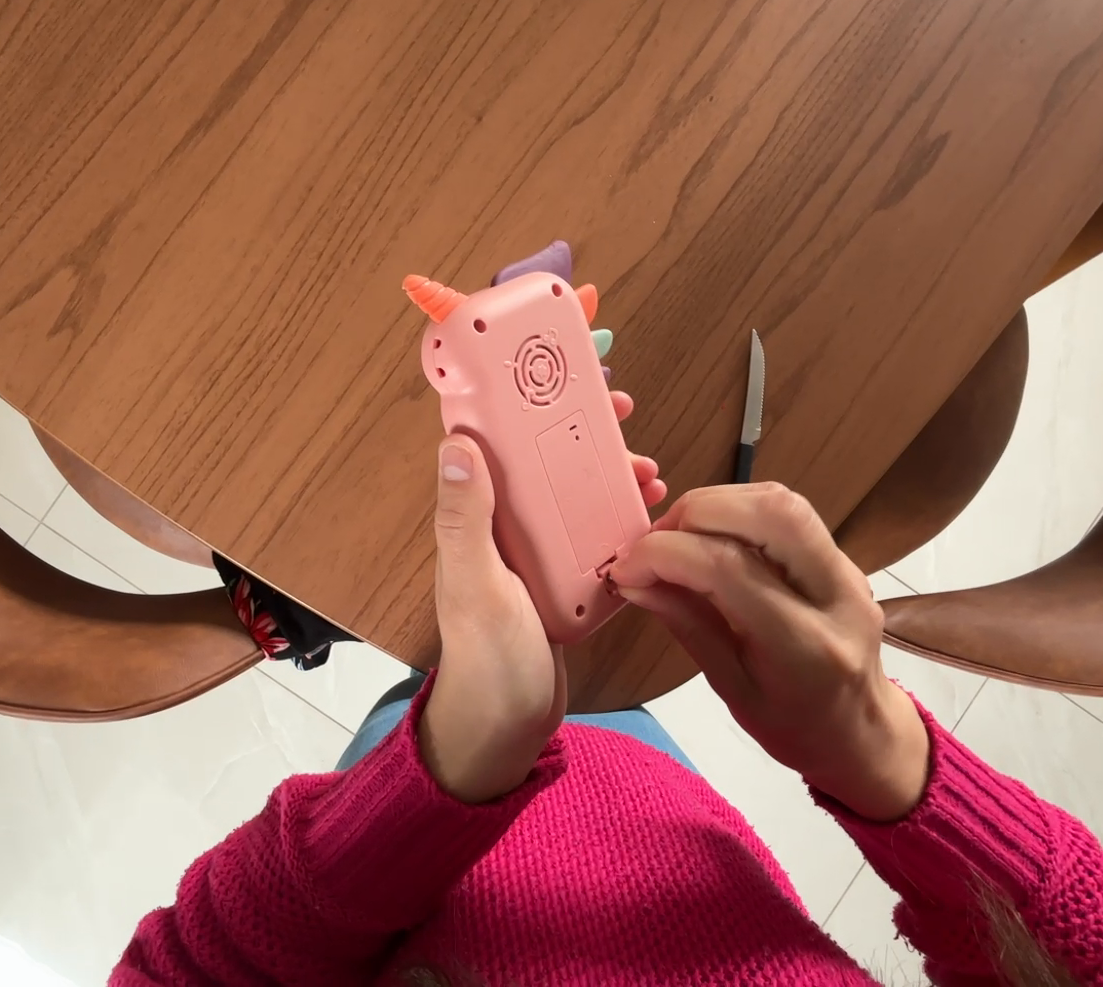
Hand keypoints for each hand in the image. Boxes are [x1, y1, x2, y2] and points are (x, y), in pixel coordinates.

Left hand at [420, 392, 662, 802]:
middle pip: (540, 458)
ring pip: (572, 491)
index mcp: (477, 519)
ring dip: (606, 470)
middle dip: (577, 427)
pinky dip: (619, 514)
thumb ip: (466, 520)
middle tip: (619, 409)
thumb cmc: (487, 661)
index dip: (519, 401)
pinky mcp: (563, 577)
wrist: (506, 729)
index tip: (557, 373)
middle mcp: (504, 526)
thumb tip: (455, 441)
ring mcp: (536, 552)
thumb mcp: (476, 586)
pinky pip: (593, 532)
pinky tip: (647, 512)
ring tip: (646, 468)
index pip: (491, 442)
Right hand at [606, 483, 930, 819]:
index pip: (727, 568)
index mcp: (805, 646)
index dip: (662, 555)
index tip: (624, 569)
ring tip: (678, 538)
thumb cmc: (794, 727)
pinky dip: (733, 510)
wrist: (865, 734)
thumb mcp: (729, 689)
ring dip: (714, 505)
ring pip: (780, 500)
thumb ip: (685, 623)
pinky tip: (708, 538)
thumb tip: (632, 577)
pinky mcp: (840, 555)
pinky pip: (785, 511)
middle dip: (696, 512)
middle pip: (770, 513)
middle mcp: (836, 594)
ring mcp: (846, 568)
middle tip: (656, 542)